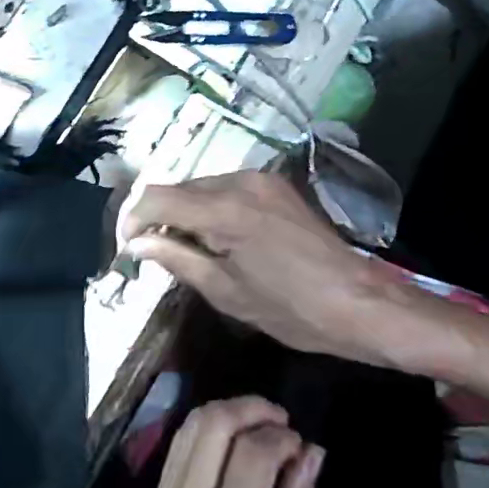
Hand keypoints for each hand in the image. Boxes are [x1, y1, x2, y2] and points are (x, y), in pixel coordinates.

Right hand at [119, 170, 471, 371]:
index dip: (131, 219)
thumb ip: (176, 258)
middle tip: (150, 254)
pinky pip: (225, 188)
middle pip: (177, 188)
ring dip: (184, 212)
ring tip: (184, 249)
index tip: (126, 248)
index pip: (155, 197)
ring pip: (200, 187)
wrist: (362, 300)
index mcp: (223, 209)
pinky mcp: (273, 184)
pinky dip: (209, 208)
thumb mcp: (227, 293)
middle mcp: (238, 180)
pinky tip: (216, 237)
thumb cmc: (293, 309)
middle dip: (157, 217)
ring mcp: (259, 178)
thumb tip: (137, 243)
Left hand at [150, 398, 321, 487]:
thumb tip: (312, 452)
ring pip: (190, 426)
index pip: (252, 454)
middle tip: (282, 419)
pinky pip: (178, 446)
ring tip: (260, 423)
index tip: (302, 443)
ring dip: (227, 412)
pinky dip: (206, 430)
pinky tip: (231, 440)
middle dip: (251, 408)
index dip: (282, 438)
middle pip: (213, 424)